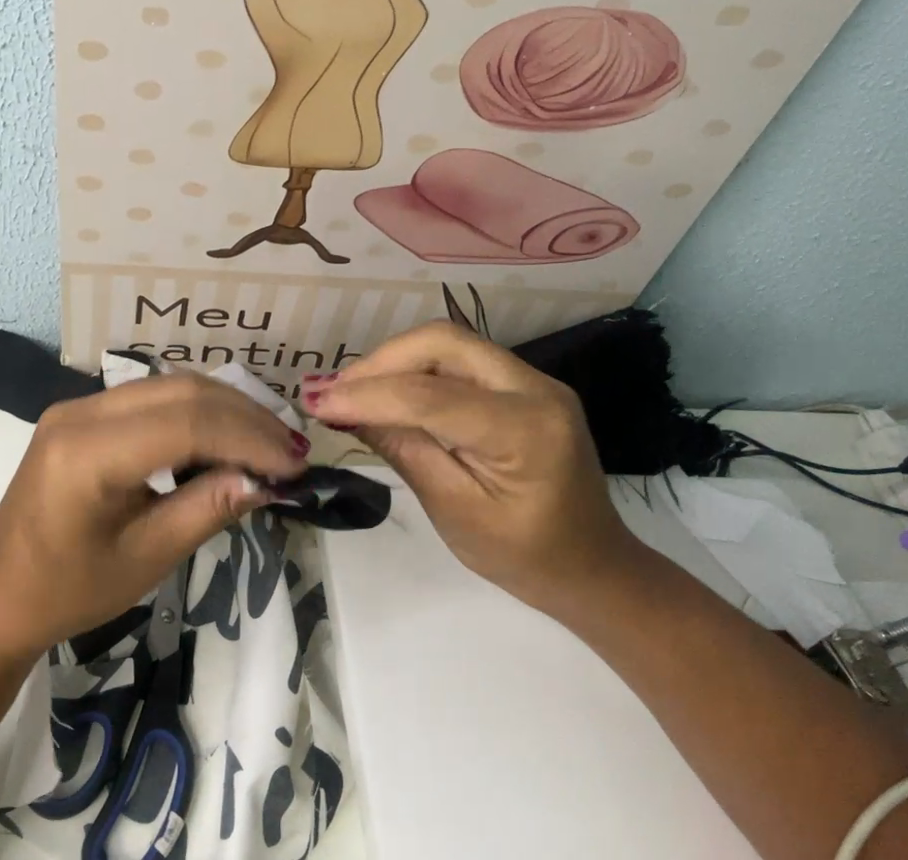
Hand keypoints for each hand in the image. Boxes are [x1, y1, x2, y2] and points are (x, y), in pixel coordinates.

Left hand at [0, 372, 307, 655]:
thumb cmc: (67, 590)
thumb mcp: (146, 557)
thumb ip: (207, 508)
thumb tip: (266, 478)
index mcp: (87, 453)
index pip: (186, 422)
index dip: (248, 439)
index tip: (295, 467)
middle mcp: (79, 413)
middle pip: (180, 391)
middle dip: (244, 416)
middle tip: (292, 452)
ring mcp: (76, 408)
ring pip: (167, 386)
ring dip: (223, 409)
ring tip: (269, 444)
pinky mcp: (79, 416)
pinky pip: (149, 399)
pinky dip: (194, 413)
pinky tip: (224, 438)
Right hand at [301, 321, 645, 613]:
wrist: (592, 566)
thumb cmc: (524, 557)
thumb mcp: (455, 512)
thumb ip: (405, 452)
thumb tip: (345, 410)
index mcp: (525, 430)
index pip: (431, 395)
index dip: (367, 394)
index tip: (315, 403)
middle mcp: (535, 388)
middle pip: (442, 342)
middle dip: (380, 361)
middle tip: (333, 393)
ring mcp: (532, 381)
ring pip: (448, 343)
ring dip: (394, 362)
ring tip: (349, 392)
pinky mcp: (522, 386)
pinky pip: (460, 360)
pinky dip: (415, 370)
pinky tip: (386, 393)